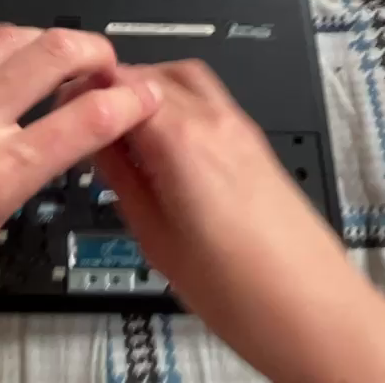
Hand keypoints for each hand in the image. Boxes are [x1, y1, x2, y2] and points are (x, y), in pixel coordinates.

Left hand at [0, 21, 161, 332]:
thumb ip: (23, 173)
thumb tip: (56, 136)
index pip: (84, 120)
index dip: (127, 102)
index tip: (141, 96)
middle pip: (55, 53)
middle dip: (95, 51)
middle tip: (103, 63)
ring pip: (12, 34)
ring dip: (46, 38)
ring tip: (54, 52)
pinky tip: (1, 42)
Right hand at [92, 61, 384, 382]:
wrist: (319, 314)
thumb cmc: (245, 294)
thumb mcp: (156, 238)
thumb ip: (121, 178)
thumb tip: (96, 142)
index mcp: (183, 141)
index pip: (122, 81)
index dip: (87, 88)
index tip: (65, 106)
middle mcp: (213, 120)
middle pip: (150, 71)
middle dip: (112, 88)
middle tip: (87, 120)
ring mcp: (238, 125)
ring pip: (179, 75)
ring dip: (146, 89)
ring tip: (123, 129)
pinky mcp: (252, 139)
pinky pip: (204, 96)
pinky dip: (174, 102)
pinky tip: (161, 142)